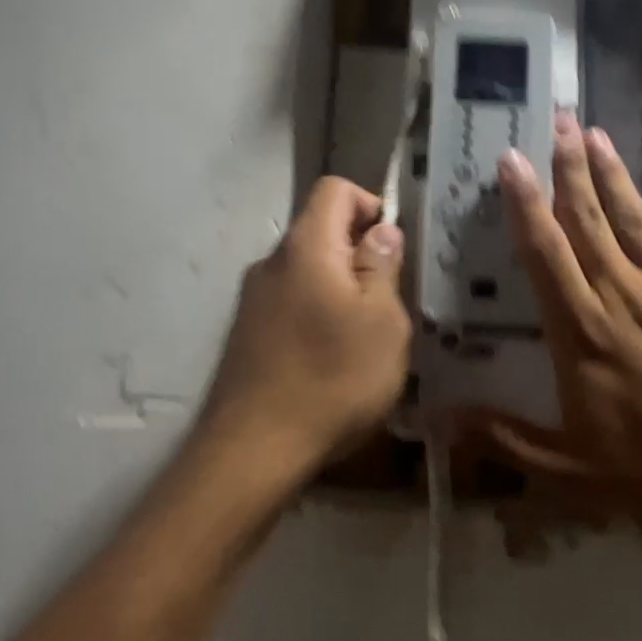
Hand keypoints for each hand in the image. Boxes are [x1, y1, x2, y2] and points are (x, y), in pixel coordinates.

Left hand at [200, 176, 411, 474]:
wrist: (253, 450)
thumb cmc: (332, 380)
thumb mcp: (382, 323)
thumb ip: (383, 267)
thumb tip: (382, 232)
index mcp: (306, 247)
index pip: (335, 190)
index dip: (372, 205)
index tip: (395, 251)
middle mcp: (272, 263)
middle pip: (321, 233)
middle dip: (361, 256)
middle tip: (392, 303)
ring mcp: (253, 301)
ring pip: (309, 274)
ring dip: (342, 292)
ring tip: (367, 340)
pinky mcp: (246, 336)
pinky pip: (292, 307)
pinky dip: (319, 319)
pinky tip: (334, 364)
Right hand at [460, 115, 641, 534]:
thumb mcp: (565, 467)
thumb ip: (503, 438)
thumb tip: (439, 422)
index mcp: (580, 330)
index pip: (545, 255)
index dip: (525, 205)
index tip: (511, 162)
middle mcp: (620, 295)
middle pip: (588, 222)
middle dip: (568, 170)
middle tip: (556, 122)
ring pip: (634, 220)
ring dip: (613, 176)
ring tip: (596, 134)